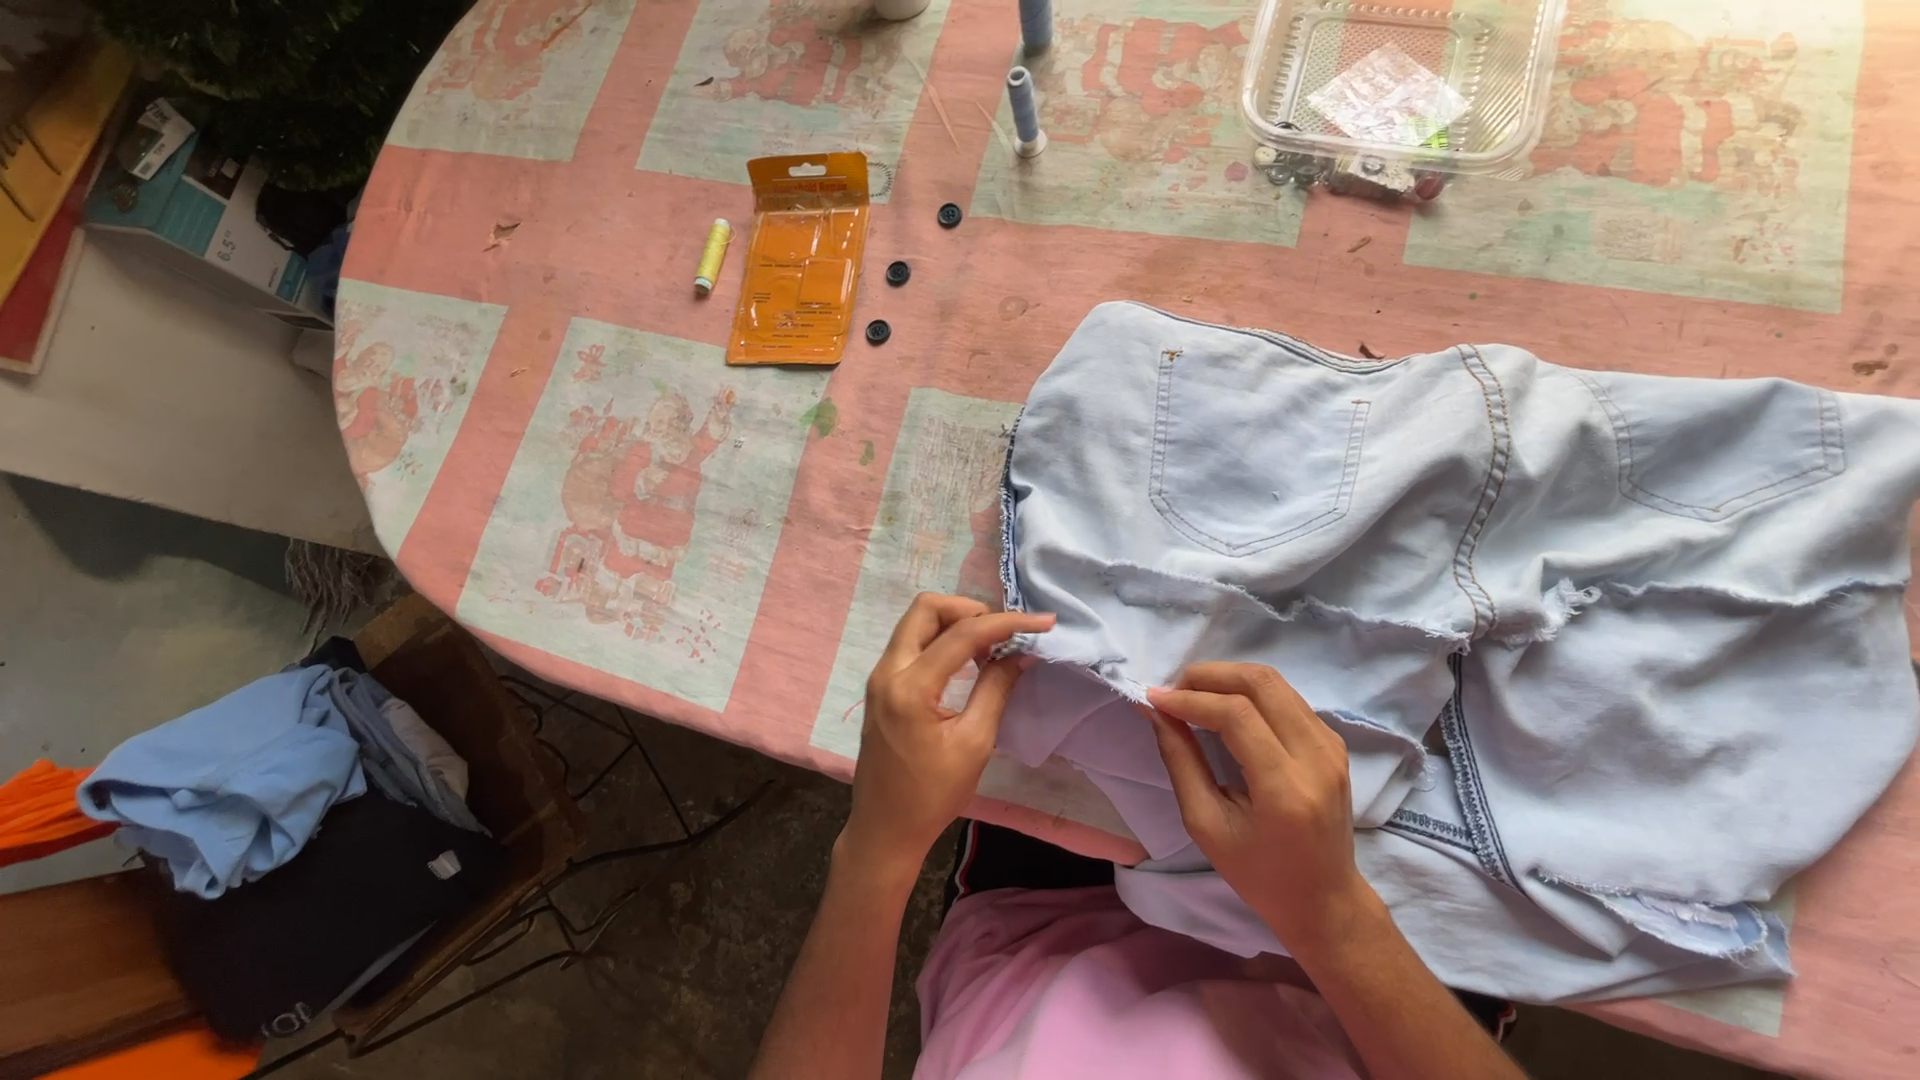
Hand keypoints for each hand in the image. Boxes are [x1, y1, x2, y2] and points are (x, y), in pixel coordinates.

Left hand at [842, 593, 1053, 878]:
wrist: (884, 829)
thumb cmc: (932, 795)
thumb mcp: (974, 743)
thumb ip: (997, 689)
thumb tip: (1022, 653)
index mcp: (910, 687)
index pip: (961, 633)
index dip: (1006, 622)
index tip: (1043, 623)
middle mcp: (887, 671)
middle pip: (926, 608)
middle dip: (971, 610)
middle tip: (1004, 634)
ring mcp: (880, 676)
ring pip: (916, 622)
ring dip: (955, 623)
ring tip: (990, 649)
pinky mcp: (881, 686)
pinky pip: (911, 642)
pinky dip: (941, 639)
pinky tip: (968, 661)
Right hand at [1146, 663, 1375, 953]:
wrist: (1324, 900)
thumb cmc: (1258, 873)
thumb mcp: (1205, 824)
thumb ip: (1180, 760)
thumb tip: (1155, 710)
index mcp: (1285, 788)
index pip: (1237, 715)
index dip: (1191, 699)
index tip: (1154, 699)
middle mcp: (1316, 758)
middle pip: (1261, 683)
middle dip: (1209, 675)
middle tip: (1173, 690)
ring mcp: (1331, 746)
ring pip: (1275, 682)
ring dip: (1228, 678)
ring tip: (1193, 696)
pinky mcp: (1334, 743)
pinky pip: (1286, 697)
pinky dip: (1249, 691)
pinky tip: (1223, 707)